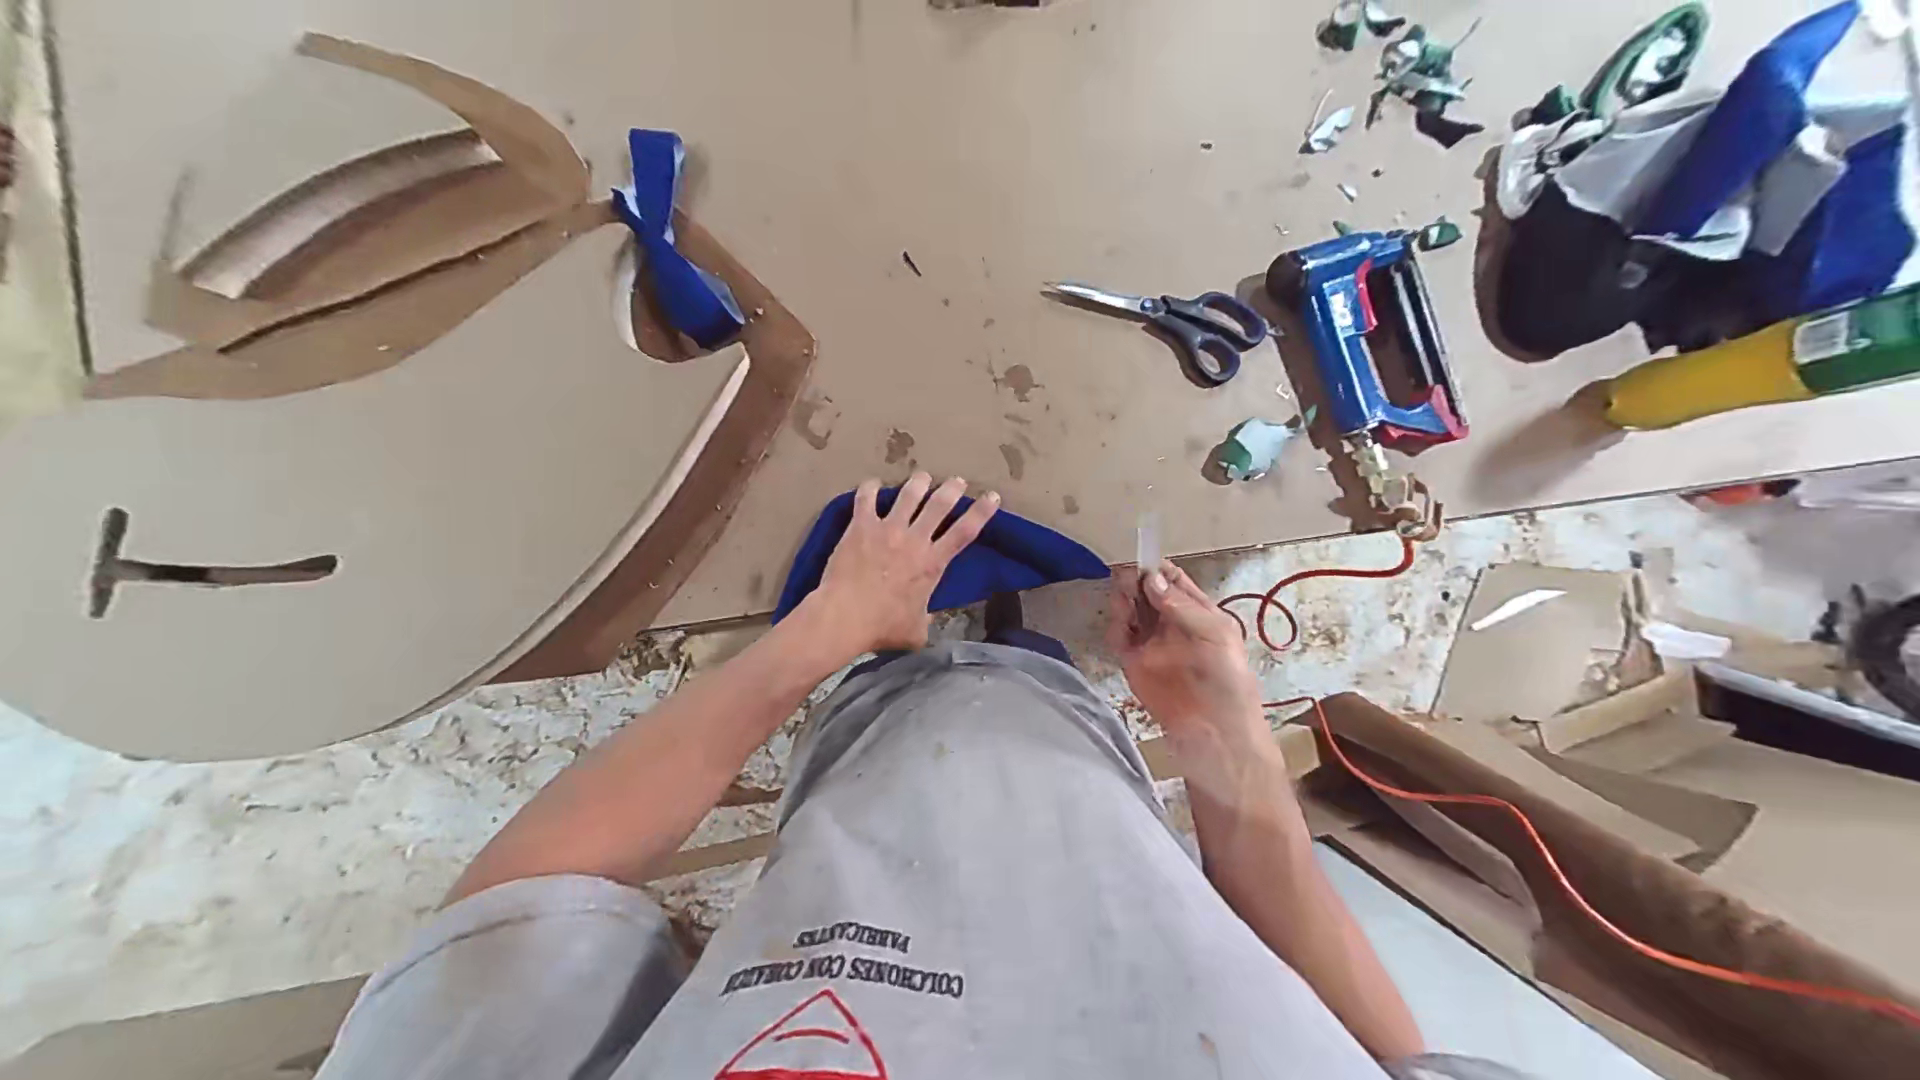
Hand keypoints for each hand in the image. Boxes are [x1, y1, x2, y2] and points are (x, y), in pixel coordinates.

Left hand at [802, 473, 998, 658]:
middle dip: (952, 489)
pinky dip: (870, 488)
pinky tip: (872, 484)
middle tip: (957, 481)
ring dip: (918, 482)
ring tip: (922, 477)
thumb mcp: (917, 631)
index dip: (982, 512)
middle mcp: (914, 540)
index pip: (965, 532)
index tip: (992, 497)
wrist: (845, 616)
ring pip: (908, 495)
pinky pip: (866, 498)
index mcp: (932, 563)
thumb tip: (928, 619)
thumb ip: (927, 620)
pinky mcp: (861, 526)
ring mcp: (887, 529)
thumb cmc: (883, 627)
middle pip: (940, 504)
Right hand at [1107, 561, 1267, 762]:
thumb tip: (1151, 579)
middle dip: (1136, 581)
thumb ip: (1183, 606)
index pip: (1174, 582)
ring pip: (1130, 611)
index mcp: (1198, 613)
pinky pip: (1119, 637)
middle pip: (1147, 593)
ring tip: (1123, 594)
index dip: (1158, 569)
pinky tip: (1121, 620)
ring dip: (1124, 599)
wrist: (1214, 732)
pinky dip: (1116, 625)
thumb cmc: (1227, 681)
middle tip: (1128, 576)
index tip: (1143, 560)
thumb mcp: (1216, 635)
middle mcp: (1171, 624)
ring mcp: (1151, 643)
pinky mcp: (1133, 663)